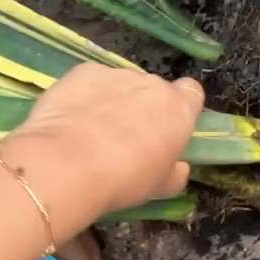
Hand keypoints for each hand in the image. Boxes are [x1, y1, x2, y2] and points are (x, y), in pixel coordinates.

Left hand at [0, 64, 203, 224]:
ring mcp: (116, 75)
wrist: (67, 164)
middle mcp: (152, 85)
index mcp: (179, 109)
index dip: (181, 107)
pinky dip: (83, 96)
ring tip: (91, 132)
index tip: (169, 126)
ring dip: (112, 102)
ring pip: (120, 85)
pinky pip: (89, 82)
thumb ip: (175, 173)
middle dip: (143, 107)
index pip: (192, 93)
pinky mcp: (82, 72)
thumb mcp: (161, 186)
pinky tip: (70, 120)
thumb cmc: (125, 178)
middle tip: (126, 138)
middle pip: (153, 90)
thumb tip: (178, 168)